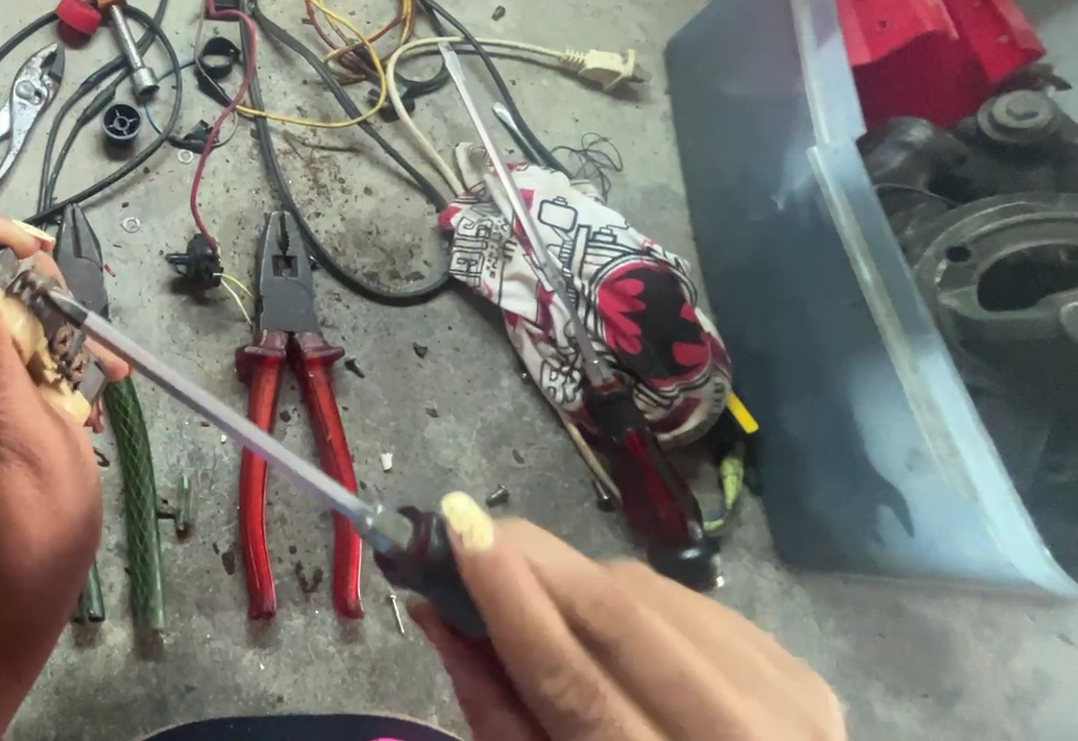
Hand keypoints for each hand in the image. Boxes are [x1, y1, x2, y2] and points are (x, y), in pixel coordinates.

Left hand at [0, 207, 102, 634]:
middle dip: (23, 280)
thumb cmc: (20, 536)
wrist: (5, 599)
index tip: (31, 255)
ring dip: (50, 318)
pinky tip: (92, 385)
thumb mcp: (17, 448)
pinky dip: (55, 347)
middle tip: (73, 325)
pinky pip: (10, 340)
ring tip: (94, 366)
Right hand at [411, 495, 844, 740]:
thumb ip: (488, 699)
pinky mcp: (807, 682)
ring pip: (650, 595)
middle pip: (622, 620)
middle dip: (535, 557)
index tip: (457, 525)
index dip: (509, 599)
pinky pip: (689, 600)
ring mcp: (795, 715)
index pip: (573, 684)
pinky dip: (634, 597)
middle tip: (471, 523)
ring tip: (549, 600)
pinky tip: (620, 625)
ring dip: (580, 581)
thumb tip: (430, 604)